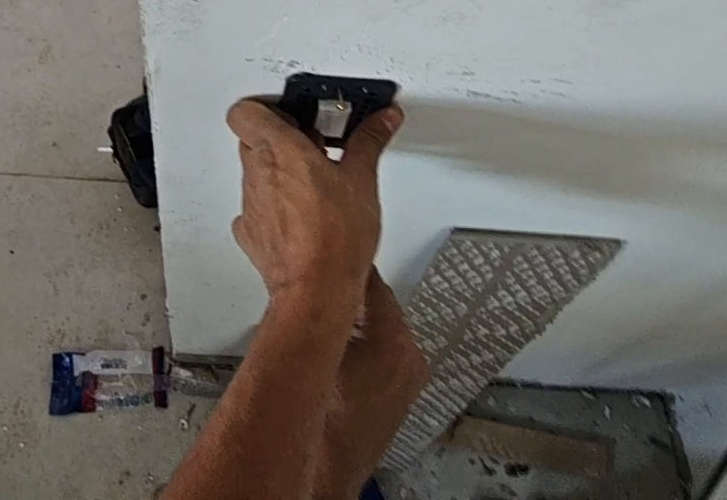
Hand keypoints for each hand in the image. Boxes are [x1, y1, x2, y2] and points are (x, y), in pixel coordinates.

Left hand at [227, 98, 402, 316]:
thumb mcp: (363, 179)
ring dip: (280, 170)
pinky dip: (275, 205)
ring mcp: (251, 203)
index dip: (269, 107)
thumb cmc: (335, 239)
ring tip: (314, 180)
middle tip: (313, 143)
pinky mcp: (252, 231)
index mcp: (280, 149)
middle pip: (253, 137)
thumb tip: (382, 119)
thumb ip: (369, 141)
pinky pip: (256, 207)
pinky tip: (302, 213)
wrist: (317, 292)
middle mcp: (258, 171)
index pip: (247, 110)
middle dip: (281, 137)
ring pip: (256, 171)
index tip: (298, 114)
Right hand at [313, 270, 429, 499]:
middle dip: (348, 291)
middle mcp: (411, 359)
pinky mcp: (401, 388)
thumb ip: (320, 309)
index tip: (329, 251)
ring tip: (324, 309)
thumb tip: (317, 275)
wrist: (323, 474)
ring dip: (353, 314)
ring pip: (379, 322)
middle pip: (377, 302)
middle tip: (321, 279)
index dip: (345, 264)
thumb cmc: (319, 425)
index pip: (372, 282)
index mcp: (397, 344)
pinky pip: (381, 345)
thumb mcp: (314, 350)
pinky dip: (361, 337)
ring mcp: (409, 376)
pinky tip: (335, 340)